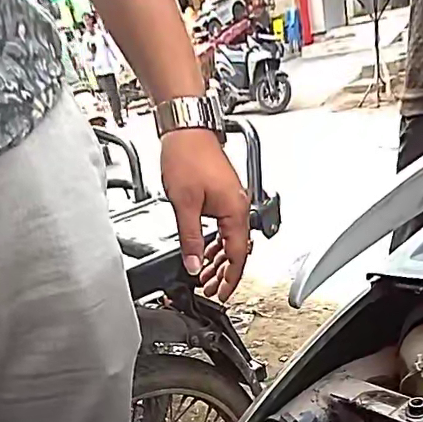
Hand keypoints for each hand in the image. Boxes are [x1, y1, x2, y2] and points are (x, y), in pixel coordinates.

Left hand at [160, 128, 251, 301]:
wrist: (186, 127)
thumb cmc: (187, 155)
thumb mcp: (184, 205)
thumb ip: (190, 239)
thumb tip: (192, 264)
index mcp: (235, 211)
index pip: (237, 256)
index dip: (230, 279)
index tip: (221, 294)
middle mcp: (238, 206)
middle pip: (235, 251)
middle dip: (222, 273)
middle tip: (209, 288)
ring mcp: (231, 200)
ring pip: (229, 240)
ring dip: (217, 259)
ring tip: (204, 275)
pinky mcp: (222, 195)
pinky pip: (224, 227)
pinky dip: (215, 243)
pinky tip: (204, 251)